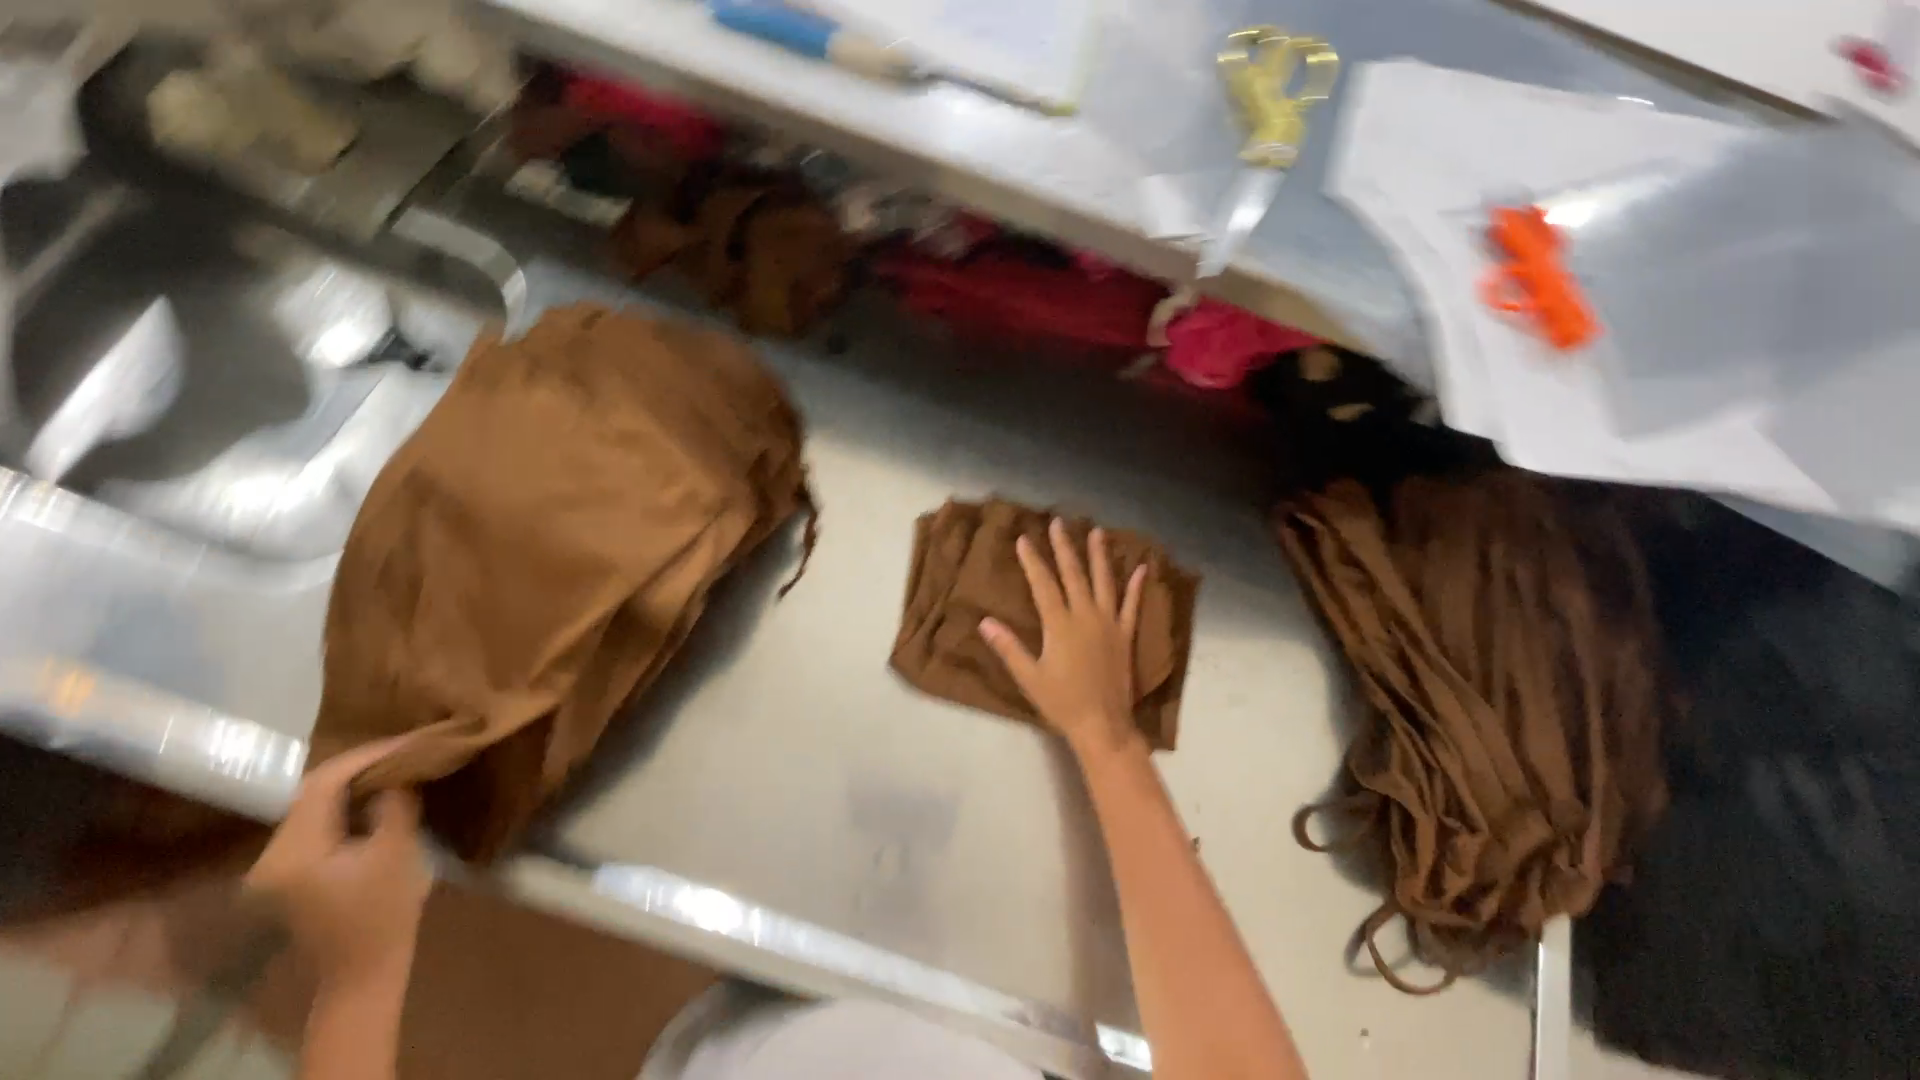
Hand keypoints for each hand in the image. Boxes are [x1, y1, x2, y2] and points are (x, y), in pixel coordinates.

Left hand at [246, 739, 430, 989]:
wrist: (363, 972)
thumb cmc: (384, 915)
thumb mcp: (397, 852)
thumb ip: (395, 803)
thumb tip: (399, 770)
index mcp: (293, 851)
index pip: (323, 783)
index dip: (366, 756)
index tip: (407, 741)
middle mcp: (272, 854)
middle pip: (312, 790)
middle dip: (359, 766)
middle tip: (403, 751)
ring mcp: (275, 865)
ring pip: (313, 804)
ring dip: (352, 783)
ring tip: (395, 767)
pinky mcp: (288, 872)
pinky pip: (315, 823)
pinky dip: (345, 804)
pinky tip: (375, 797)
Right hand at [980, 519, 1148, 755]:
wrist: (1103, 724)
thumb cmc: (1062, 702)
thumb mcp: (1029, 677)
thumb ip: (1008, 647)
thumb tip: (985, 622)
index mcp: (1060, 624)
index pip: (1043, 584)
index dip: (1033, 561)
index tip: (1023, 540)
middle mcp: (1086, 616)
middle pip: (1073, 575)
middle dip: (1064, 548)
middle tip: (1059, 523)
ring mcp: (1109, 624)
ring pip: (1104, 582)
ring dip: (1099, 556)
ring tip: (1097, 532)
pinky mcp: (1125, 636)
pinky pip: (1132, 606)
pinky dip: (1137, 587)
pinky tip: (1142, 568)